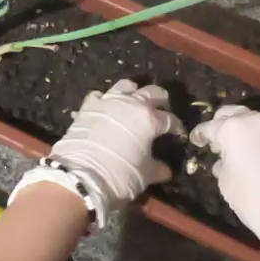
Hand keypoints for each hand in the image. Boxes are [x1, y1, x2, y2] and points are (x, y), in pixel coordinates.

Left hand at [14, 80, 179, 226]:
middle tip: (162, 111)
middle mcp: (131, 103)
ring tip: (135, 101)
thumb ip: (159, 169)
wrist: (81, 174)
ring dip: (134, 91)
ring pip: (126, 85)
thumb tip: (166, 170)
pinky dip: (106, 100)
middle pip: (153, 93)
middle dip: (161, 101)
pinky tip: (107, 108)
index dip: (176, 127)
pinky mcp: (88, 105)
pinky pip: (100, 95)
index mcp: (150, 119)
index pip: (170, 119)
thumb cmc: (121, 175)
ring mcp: (108, 101)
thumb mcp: (146, 175)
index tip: (177, 134)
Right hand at [192, 105, 259, 260]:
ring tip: (234, 147)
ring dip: (241, 129)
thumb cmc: (254, 200)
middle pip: (232, 113)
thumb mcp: (226, 183)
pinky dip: (256, 137)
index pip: (209, 126)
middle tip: (216, 141)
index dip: (200, 134)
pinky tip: (252, 152)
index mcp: (233, 128)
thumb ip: (222, 164)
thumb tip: (223, 160)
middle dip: (221, 124)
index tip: (196, 141)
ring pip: (251, 120)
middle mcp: (254, 120)